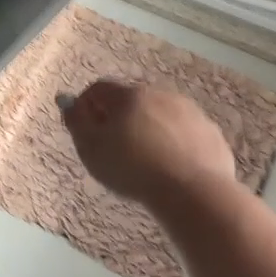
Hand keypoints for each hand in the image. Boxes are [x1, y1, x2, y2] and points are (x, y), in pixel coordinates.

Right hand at [61, 79, 237, 210]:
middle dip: (115, 117)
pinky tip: (164, 164)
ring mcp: (190, 111)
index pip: (98, 88)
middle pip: (129, 100)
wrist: (192, 189)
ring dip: (143, 127)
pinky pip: (179, 129)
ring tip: (139, 158)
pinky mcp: (208, 130)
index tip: (83, 129)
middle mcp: (161, 95)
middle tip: (108, 147)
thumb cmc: (130, 167)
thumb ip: (76, 121)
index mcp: (129, 96)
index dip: (84, 105)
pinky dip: (168, 140)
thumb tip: (68, 100)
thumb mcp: (90, 148)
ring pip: (156, 113)